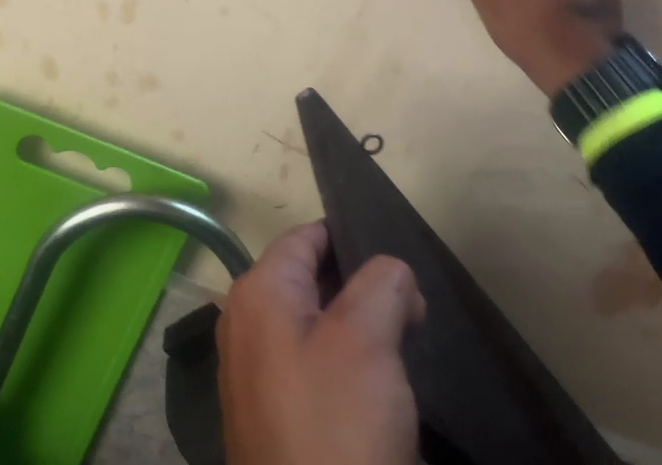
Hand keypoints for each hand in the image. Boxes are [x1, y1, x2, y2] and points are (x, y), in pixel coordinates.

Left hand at [218, 222, 425, 464]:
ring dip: (363, 327)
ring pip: (319, 323)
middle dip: (365, 286)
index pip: (306, 237)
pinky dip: (350, 364)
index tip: (401, 259)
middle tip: (414, 309)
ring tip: (406, 344)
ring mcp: (258, 372)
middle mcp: (248, 324)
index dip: (353, 239)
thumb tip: (391, 273)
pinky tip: (383, 385)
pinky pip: (316, 365)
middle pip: (313, 279)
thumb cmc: (336, 424)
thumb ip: (382, 282)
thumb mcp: (366, 338)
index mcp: (258, 293)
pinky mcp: (276, 413)